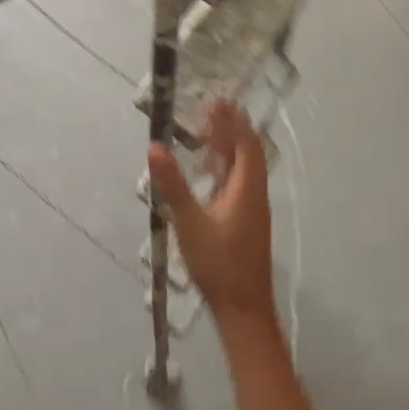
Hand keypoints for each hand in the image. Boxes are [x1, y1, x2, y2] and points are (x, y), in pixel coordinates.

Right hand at [148, 98, 276, 327]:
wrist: (244, 310)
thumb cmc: (219, 264)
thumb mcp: (190, 222)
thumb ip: (173, 184)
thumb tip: (154, 145)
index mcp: (246, 190)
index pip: (245, 145)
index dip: (232, 121)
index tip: (218, 100)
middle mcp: (254, 196)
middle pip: (248, 154)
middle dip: (232, 129)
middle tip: (211, 108)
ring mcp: (252, 211)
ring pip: (244, 170)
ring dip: (229, 147)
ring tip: (209, 130)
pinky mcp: (246, 224)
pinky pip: (238, 184)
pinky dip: (226, 168)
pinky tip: (210, 172)